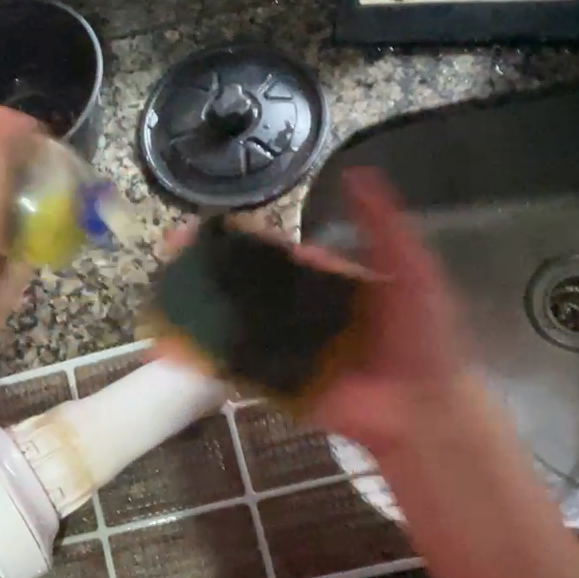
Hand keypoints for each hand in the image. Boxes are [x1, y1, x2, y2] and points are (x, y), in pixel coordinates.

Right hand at [159, 168, 474, 456]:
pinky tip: (169, 350)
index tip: (200, 226)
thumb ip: (383, 225)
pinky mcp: (272, 383)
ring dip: (192, 313)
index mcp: (320, 280)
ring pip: (229, 325)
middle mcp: (292, 311)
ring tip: (157, 301)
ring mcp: (278, 349)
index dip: (234, 237)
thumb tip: (358, 173)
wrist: (420, 404)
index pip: (269, 251)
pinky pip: (232, 368)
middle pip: (238, 285)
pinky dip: (200, 361)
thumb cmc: (421, 336)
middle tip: (167, 256)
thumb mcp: (409, 270)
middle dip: (201, 270)